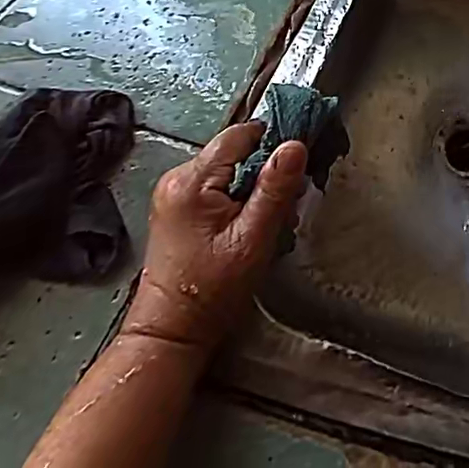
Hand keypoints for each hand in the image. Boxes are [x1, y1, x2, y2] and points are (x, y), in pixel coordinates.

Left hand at [122, 122, 306, 350]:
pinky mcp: (180, 207)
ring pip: (233, 167)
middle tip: (287, 203)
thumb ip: (275, 188)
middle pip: (239, 151)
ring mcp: (176, 192)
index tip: (298, 164)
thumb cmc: (212, 290)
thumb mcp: (254, 238)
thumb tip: (295, 143)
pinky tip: (253, 223)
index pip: (242, 134)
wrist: (171, 334)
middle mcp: (178, 178)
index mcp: (191, 181)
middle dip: (269, 170)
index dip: (275, 141)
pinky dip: (243, 196)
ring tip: (271, 218)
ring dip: (259, 185)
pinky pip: (222, 184)